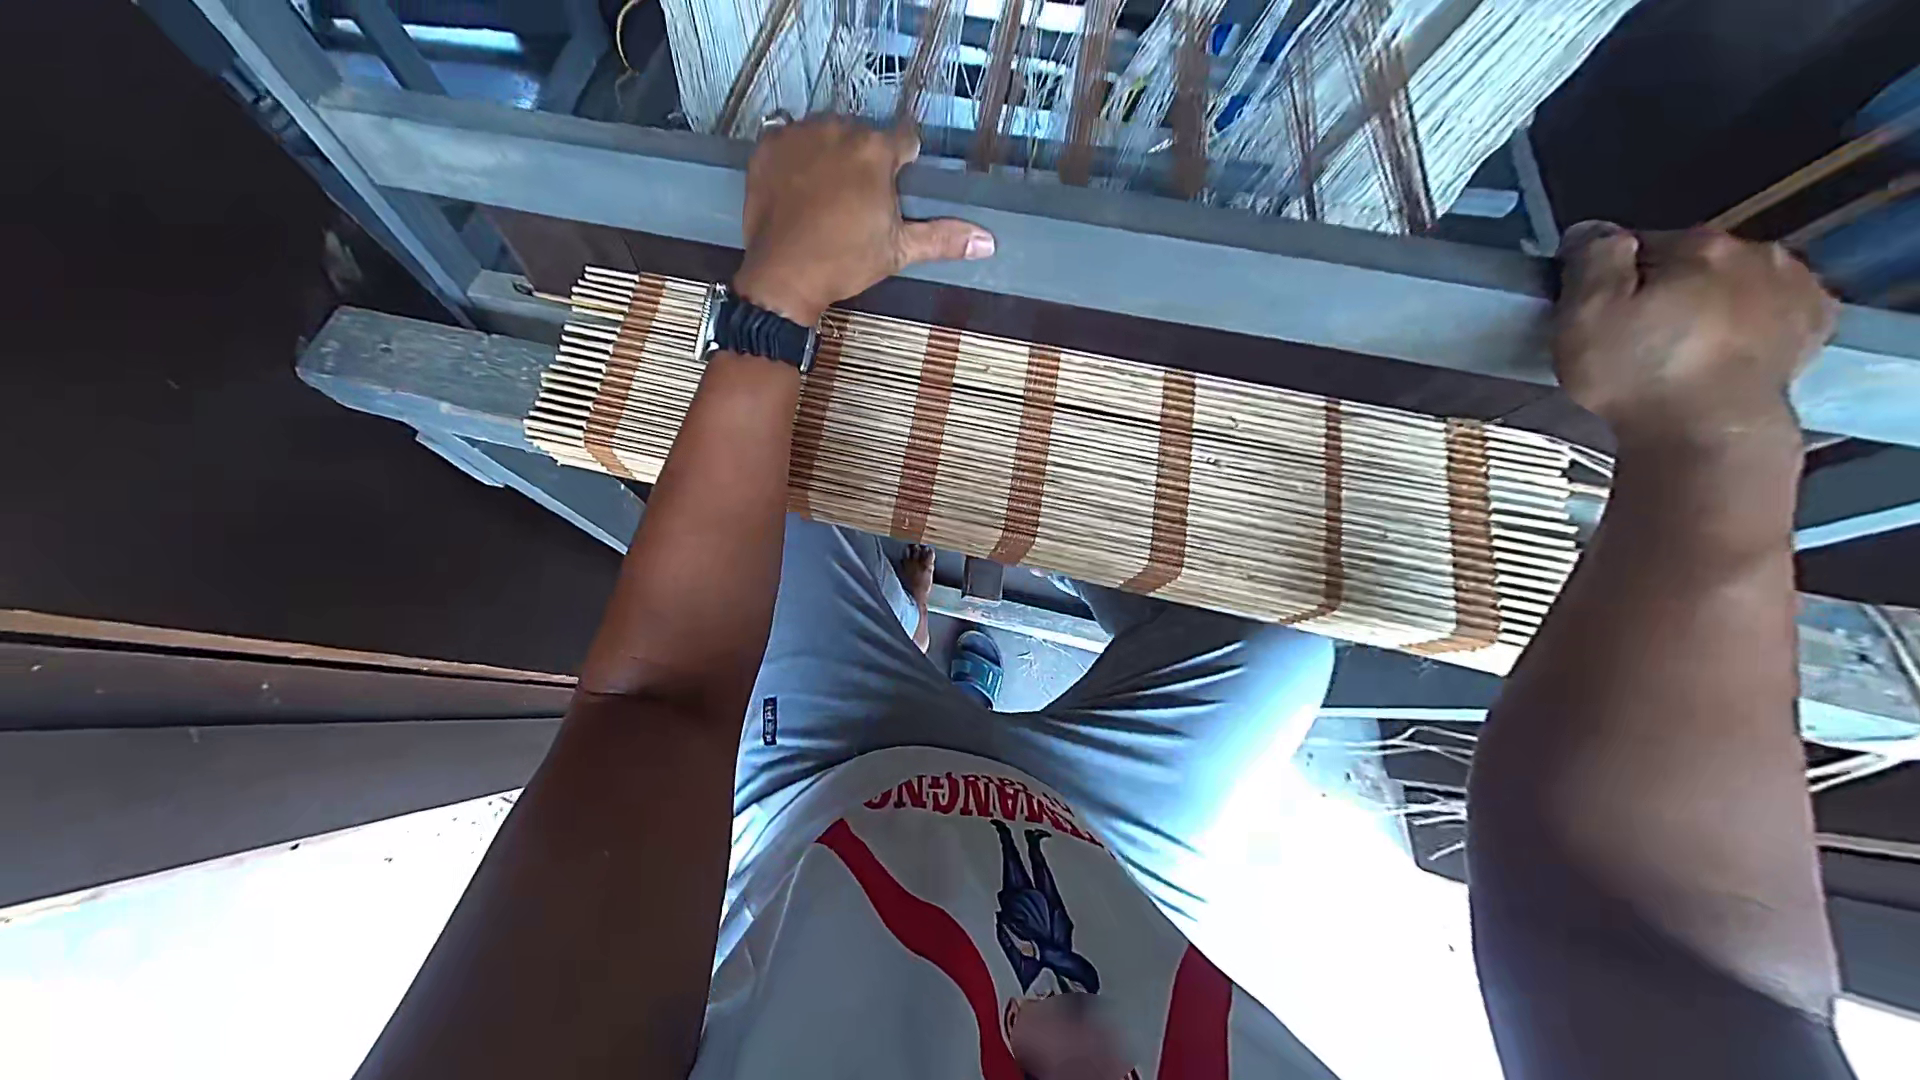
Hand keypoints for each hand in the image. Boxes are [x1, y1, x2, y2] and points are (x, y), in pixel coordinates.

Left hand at [732, 115, 995, 325]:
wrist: (785, 274)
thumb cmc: (844, 262)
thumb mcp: (898, 251)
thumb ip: (943, 238)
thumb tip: (986, 241)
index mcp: (876, 151)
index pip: (904, 140)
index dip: (903, 166)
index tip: (894, 188)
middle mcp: (839, 130)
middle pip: (863, 135)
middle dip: (865, 162)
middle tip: (858, 203)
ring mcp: (800, 134)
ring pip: (827, 134)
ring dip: (831, 155)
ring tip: (826, 198)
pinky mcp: (769, 144)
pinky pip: (790, 137)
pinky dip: (796, 157)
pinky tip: (799, 188)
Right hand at [1553, 223, 1836, 448]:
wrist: (1706, 428)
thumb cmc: (1637, 373)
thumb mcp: (1584, 315)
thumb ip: (1590, 262)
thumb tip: (1590, 230)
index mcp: (1696, 248)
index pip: (1636, 242)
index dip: (1606, 275)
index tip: (1589, 308)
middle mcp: (1755, 255)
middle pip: (1688, 261)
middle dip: (1659, 287)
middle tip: (1625, 333)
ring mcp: (1792, 287)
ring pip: (1730, 282)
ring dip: (1702, 303)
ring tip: (1669, 346)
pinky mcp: (1810, 323)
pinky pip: (1767, 309)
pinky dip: (1741, 322)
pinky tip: (1713, 349)